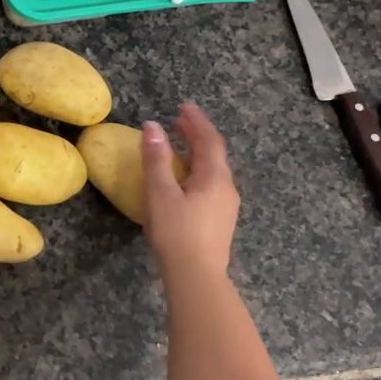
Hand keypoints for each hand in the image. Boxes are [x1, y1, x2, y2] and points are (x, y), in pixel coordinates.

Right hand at [143, 101, 239, 280]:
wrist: (197, 274)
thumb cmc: (176, 231)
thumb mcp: (160, 193)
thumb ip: (156, 159)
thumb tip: (153, 126)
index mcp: (215, 177)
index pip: (209, 140)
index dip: (197, 121)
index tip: (184, 105)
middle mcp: (226, 187)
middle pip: (215, 153)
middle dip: (198, 134)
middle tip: (180, 119)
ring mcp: (226, 204)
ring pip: (214, 169)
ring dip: (197, 152)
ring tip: (179, 144)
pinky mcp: (219, 218)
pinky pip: (210, 182)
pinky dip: (197, 168)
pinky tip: (184, 176)